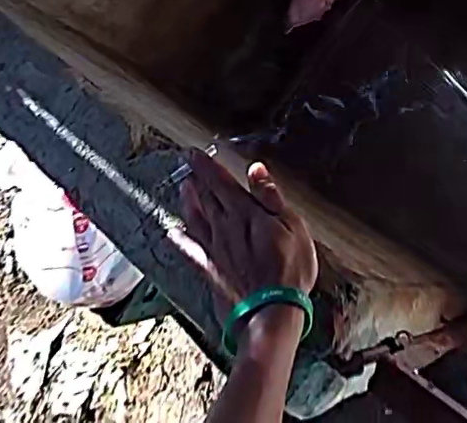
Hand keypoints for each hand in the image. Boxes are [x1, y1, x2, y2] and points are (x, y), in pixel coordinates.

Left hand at [180, 151, 318, 326]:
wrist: (271, 312)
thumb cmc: (290, 266)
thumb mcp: (292, 225)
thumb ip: (270, 197)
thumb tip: (256, 170)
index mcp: (246, 215)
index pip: (222, 185)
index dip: (208, 168)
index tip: (195, 154)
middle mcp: (226, 230)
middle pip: (208, 200)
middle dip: (199, 180)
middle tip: (189, 166)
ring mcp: (216, 252)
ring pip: (197, 221)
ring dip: (189, 203)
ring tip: (183, 189)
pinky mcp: (212, 271)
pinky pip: (192, 251)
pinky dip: (181, 240)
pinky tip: (174, 233)